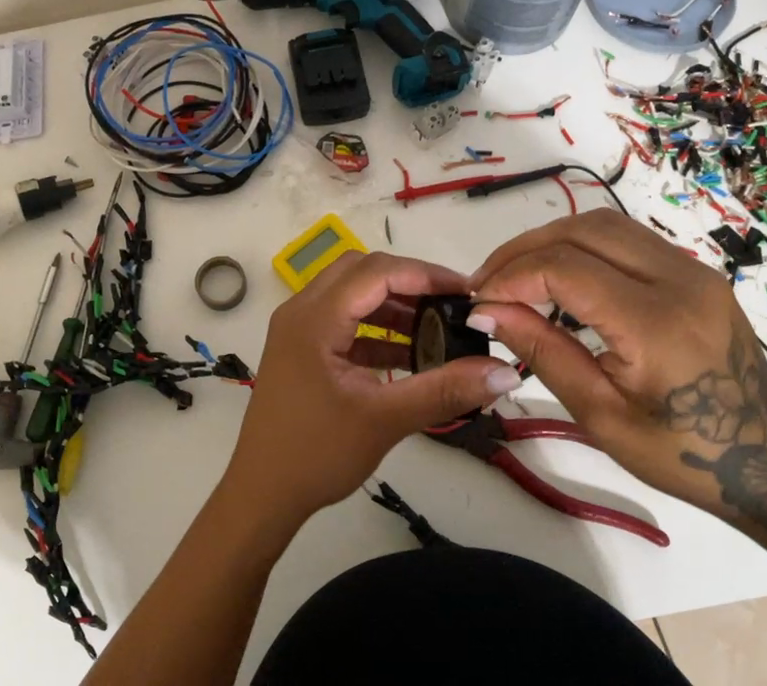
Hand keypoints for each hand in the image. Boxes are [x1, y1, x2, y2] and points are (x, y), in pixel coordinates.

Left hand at [224, 251, 521, 523]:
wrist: (263, 493)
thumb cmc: (316, 453)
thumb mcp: (385, 419)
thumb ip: (444, 390)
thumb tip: (503, 372)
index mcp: (313, 319)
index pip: (375, 272)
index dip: (424, 274)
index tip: (467, 292)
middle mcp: (300, 312)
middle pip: (361, 273)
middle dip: (409, 283)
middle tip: (453, 305)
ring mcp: (298, 331)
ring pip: (351, 296)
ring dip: (393, 306)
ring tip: (439, 329)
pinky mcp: (302, 351)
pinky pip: (344, 322)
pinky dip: (377, 330)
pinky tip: (411, 355)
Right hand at [468, 209, 766, 513]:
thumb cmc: (679, 452)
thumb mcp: (599, 414)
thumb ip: (542, 351)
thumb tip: (485, 312)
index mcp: (657, 324)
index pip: (564, 268)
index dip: (511, 277)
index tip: (478, 303)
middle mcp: (681, 281)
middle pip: (582, 231)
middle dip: (523, 250)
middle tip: (487, 283)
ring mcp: (695, 271)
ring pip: (604, 225)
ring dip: (551, 241)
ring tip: (516, 275)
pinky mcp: (697, 273)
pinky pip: (627, 239)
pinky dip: (582, 246)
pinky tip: (559, 276)